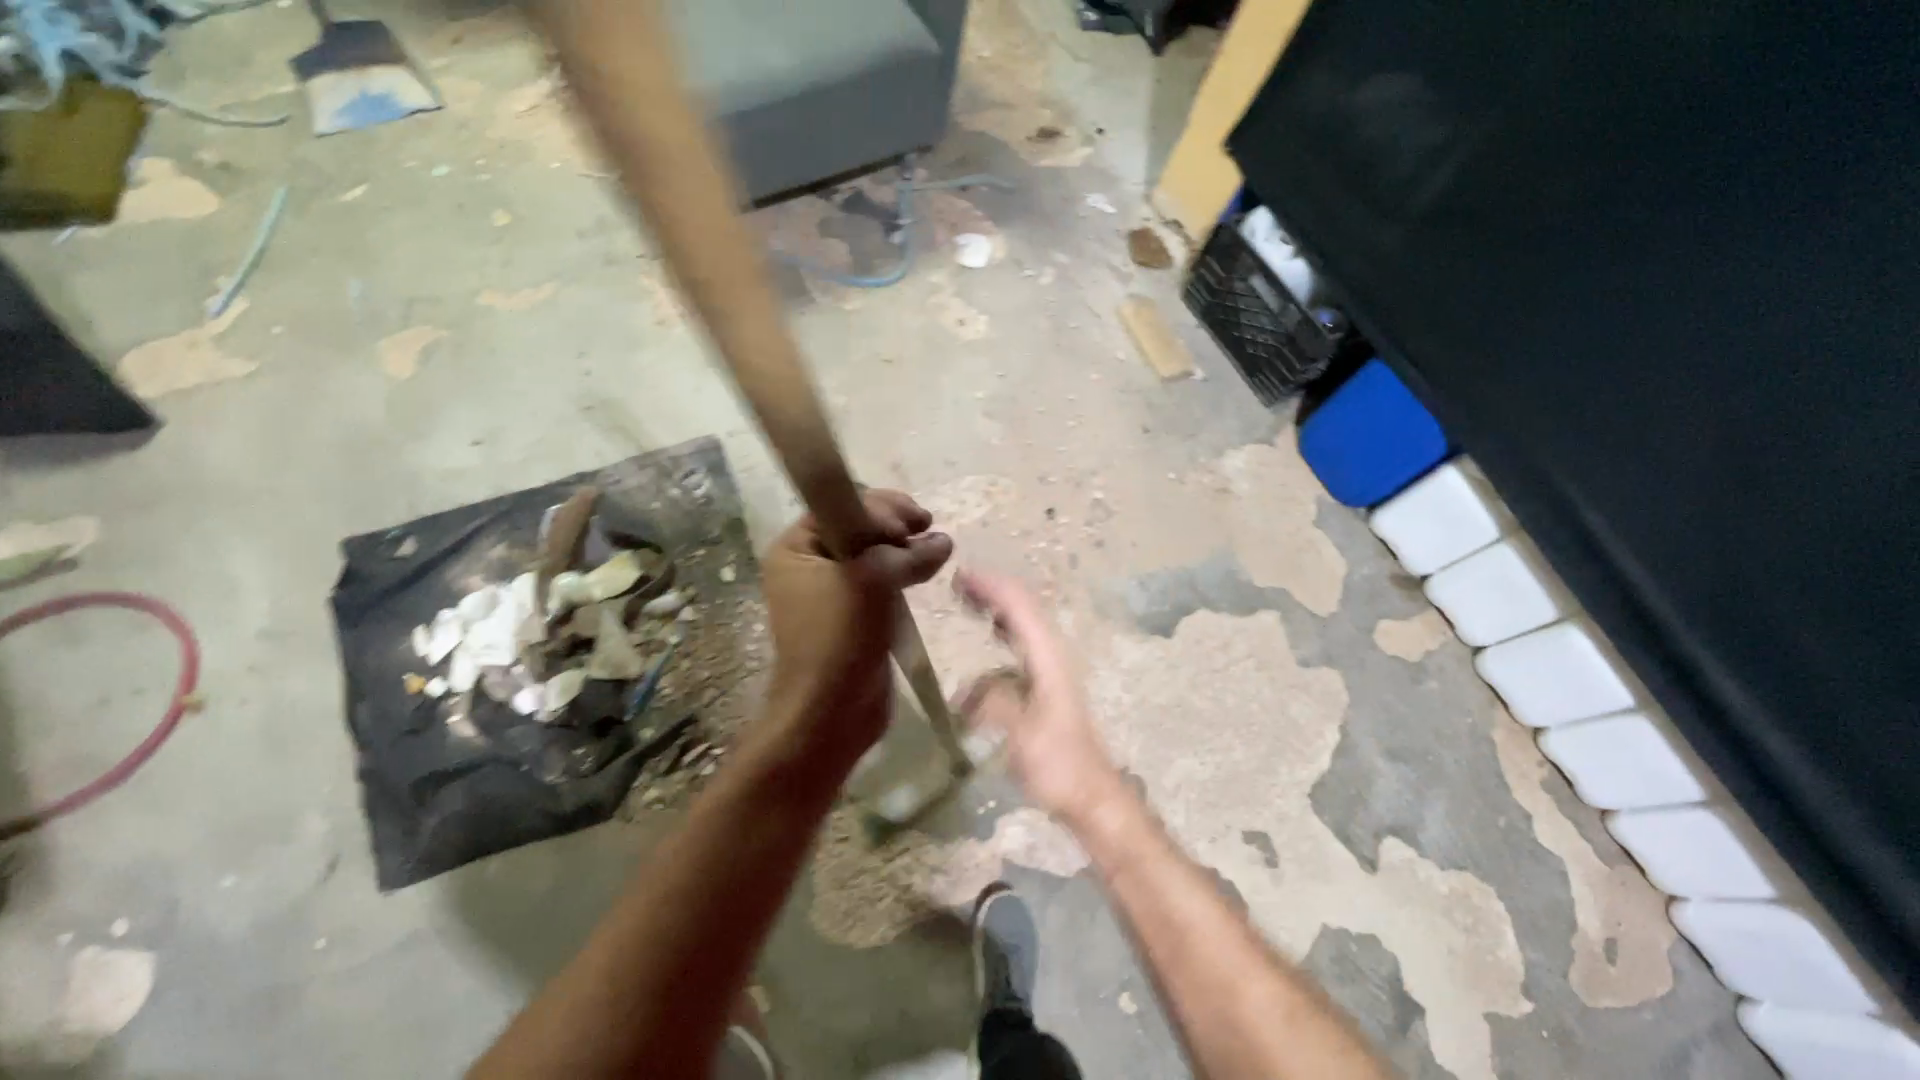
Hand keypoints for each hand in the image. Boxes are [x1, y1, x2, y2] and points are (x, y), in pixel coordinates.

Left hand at [762, 490, 951, 758]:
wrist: (830, 712)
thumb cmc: (840, 637)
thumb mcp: (873, 581)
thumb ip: (909, 554)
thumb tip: (942, 543)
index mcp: (796, 548)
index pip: (841, 505)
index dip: (880, 507)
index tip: (909, 526)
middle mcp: (808, 564)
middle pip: (859, 527)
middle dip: (896, 526)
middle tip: (926, 529)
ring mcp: (830, 592)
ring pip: (873, 555)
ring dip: (904, 550)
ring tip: (935, 553)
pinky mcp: (853, 616)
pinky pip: (880, 582)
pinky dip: (903, 575)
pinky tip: (927, 573)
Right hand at [955, 569, 1126, 824]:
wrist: (1091, 797)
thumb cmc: (1060, 767)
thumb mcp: (1023, 736)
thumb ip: (996, 705)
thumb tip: (967, 692)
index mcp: (1049, 659)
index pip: (1020, 607)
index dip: (991, 586)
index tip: (960, 576)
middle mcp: (1052, 657)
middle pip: (1023, 609)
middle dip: (992, 592)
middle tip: (958, 585)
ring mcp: (1051, 673)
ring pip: (1023, 627)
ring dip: (997, 611)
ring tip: (967, 603)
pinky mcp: (1046, 690)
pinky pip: (1020, 649)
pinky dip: (1001, 636)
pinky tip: (986, 648)